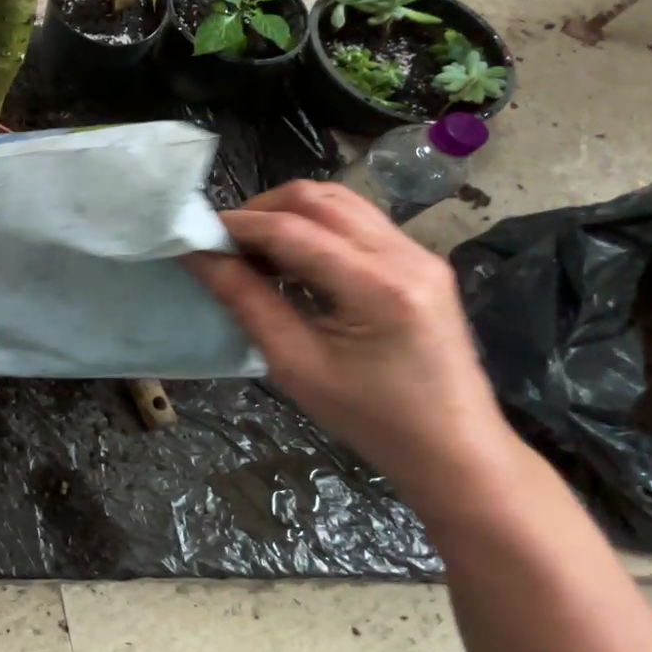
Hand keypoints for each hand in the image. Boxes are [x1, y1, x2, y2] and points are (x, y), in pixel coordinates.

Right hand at [185, 181, 516, 508]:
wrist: (456, 452)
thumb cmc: (371, 418)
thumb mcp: (294, 363)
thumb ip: (244, 299)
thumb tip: (197, 255)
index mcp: (378, 286)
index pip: (290, 229)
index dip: (235, 226)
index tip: (195, 237)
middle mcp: (405, 255)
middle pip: (316, 199)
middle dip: (260, 211)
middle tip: (225, 244)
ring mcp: (419, 255)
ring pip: (337, 201)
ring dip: (287, 214)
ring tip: (255, 250)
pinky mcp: (420, 262)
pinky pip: (356, 220)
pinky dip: (313, 226)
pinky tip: (292, 260)